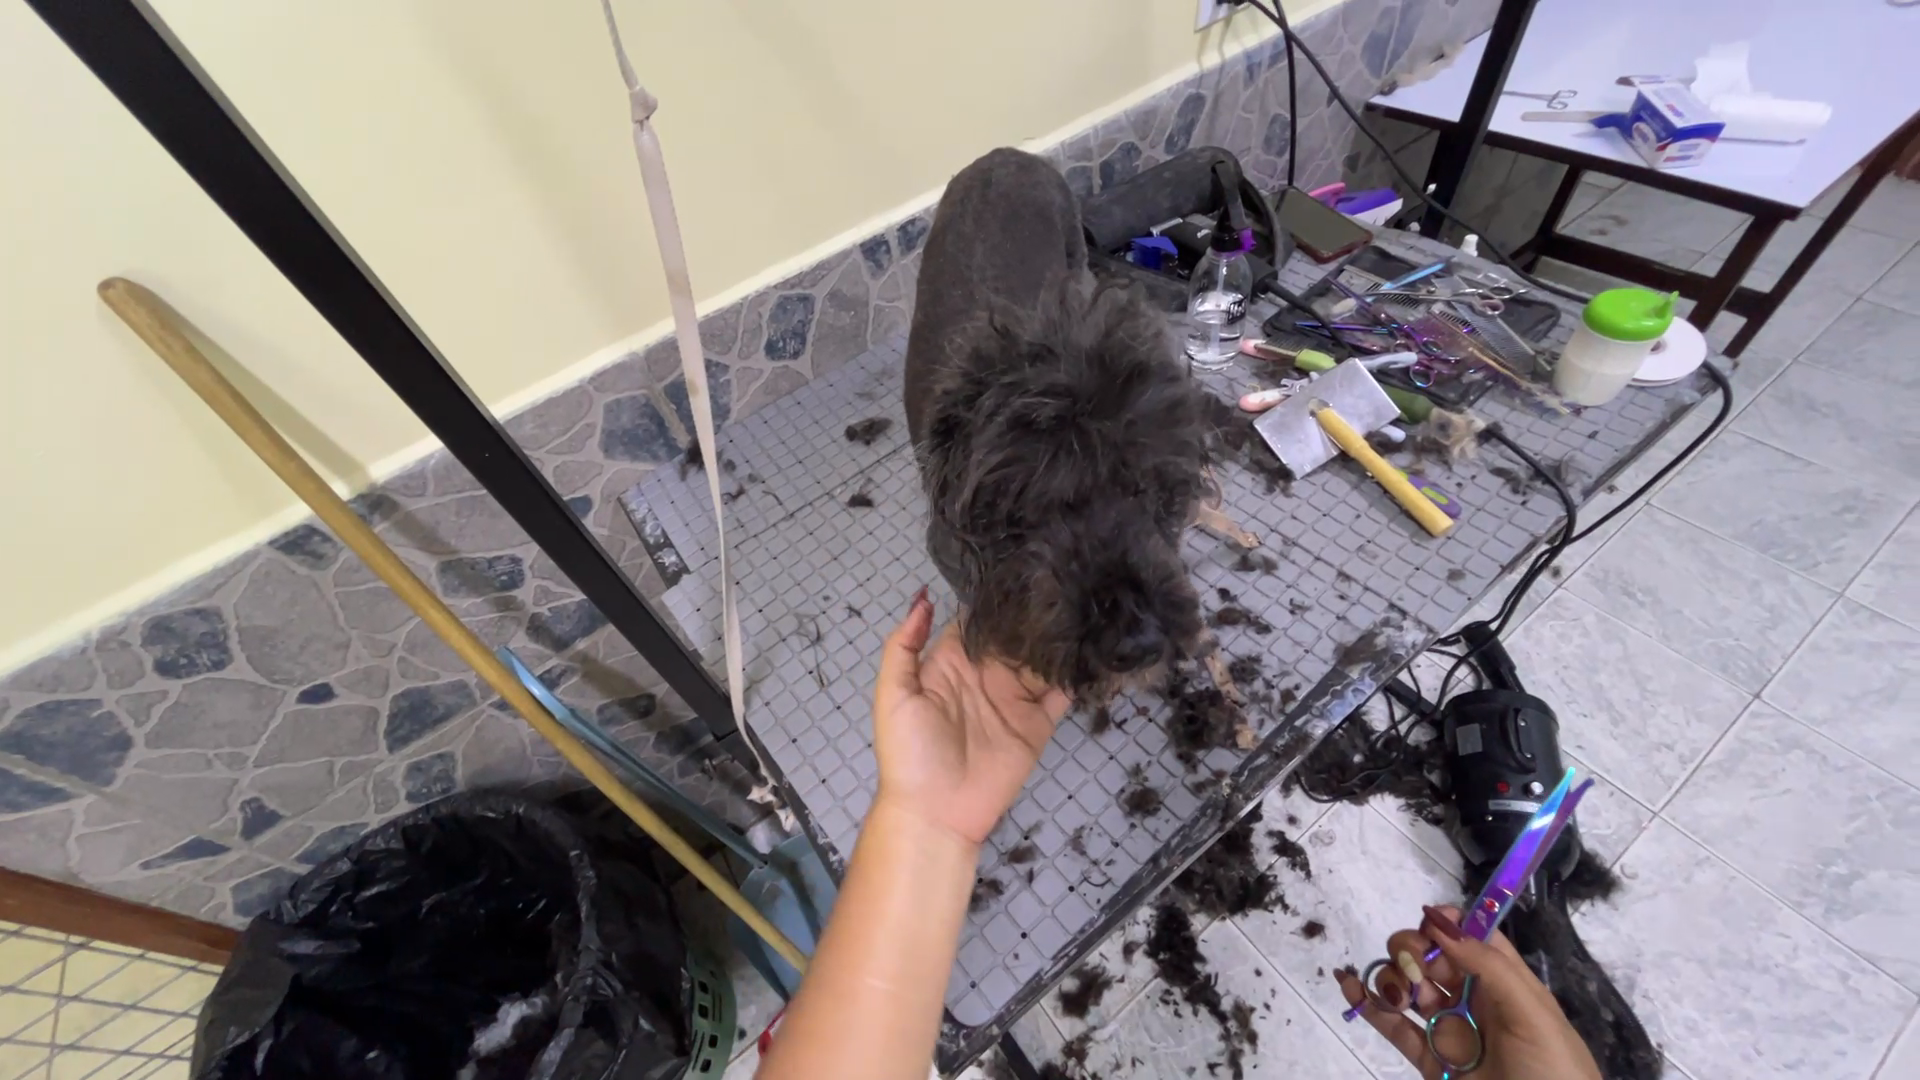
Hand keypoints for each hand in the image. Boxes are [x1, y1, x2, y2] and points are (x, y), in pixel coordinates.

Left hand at [872, 589, 1071, 845]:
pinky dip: (1074, 674)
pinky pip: (1060, 694)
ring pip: (1040, 660)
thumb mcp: (893, 693)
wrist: (935, 812)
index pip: (978, 622)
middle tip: (1062, 583)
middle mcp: (986, 674)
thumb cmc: (909, 751)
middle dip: (1034, 615)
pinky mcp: (1037, 723)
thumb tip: (923, 596)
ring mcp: (1014, 698)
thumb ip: (903, 644)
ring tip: (1080, 608)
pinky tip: (1089, 649)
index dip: (996, 601)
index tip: (1021, 573)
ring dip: (1056, 640)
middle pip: (1014, 637)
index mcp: (952, 662)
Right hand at [1335, 905, 1600, 1079]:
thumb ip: (1488, 966)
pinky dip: (1365, 1001)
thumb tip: (1437, 918)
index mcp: (1506, 987)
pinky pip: (1392, 1024)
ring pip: (1407, 985)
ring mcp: (1448, 1029)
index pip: (1472, 937)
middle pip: (1430, 954)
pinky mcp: (1428, 1058)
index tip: (1429, 925)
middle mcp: (1474, 1001)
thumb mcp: (1536, 1019)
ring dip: (1391, 977)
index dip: (1447, 923)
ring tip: (1395, 998)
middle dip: (1410, 949)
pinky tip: (1347, 984)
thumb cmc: (1555, 1078)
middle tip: (1413, 969)